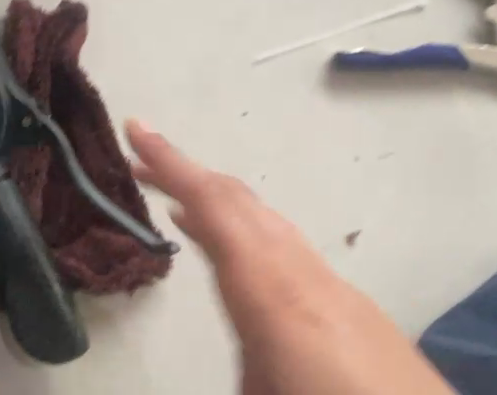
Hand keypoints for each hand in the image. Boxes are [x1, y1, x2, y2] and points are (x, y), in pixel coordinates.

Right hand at [125, 122, 452, 394]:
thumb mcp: (256, 391)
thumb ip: (233, 357)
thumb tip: (226, 352)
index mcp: (273, 291)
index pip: (212, 205)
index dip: (169, 162)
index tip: (134, 128)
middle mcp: (306, 276)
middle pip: (240, 202)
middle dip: (186, 174)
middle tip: (138, 164)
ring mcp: (340, 291)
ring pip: (269, 223)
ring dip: (219, 204)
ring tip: (178, 207)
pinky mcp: (363, 314)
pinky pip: (292, 251)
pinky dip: (250, 235)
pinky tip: (241, 260)